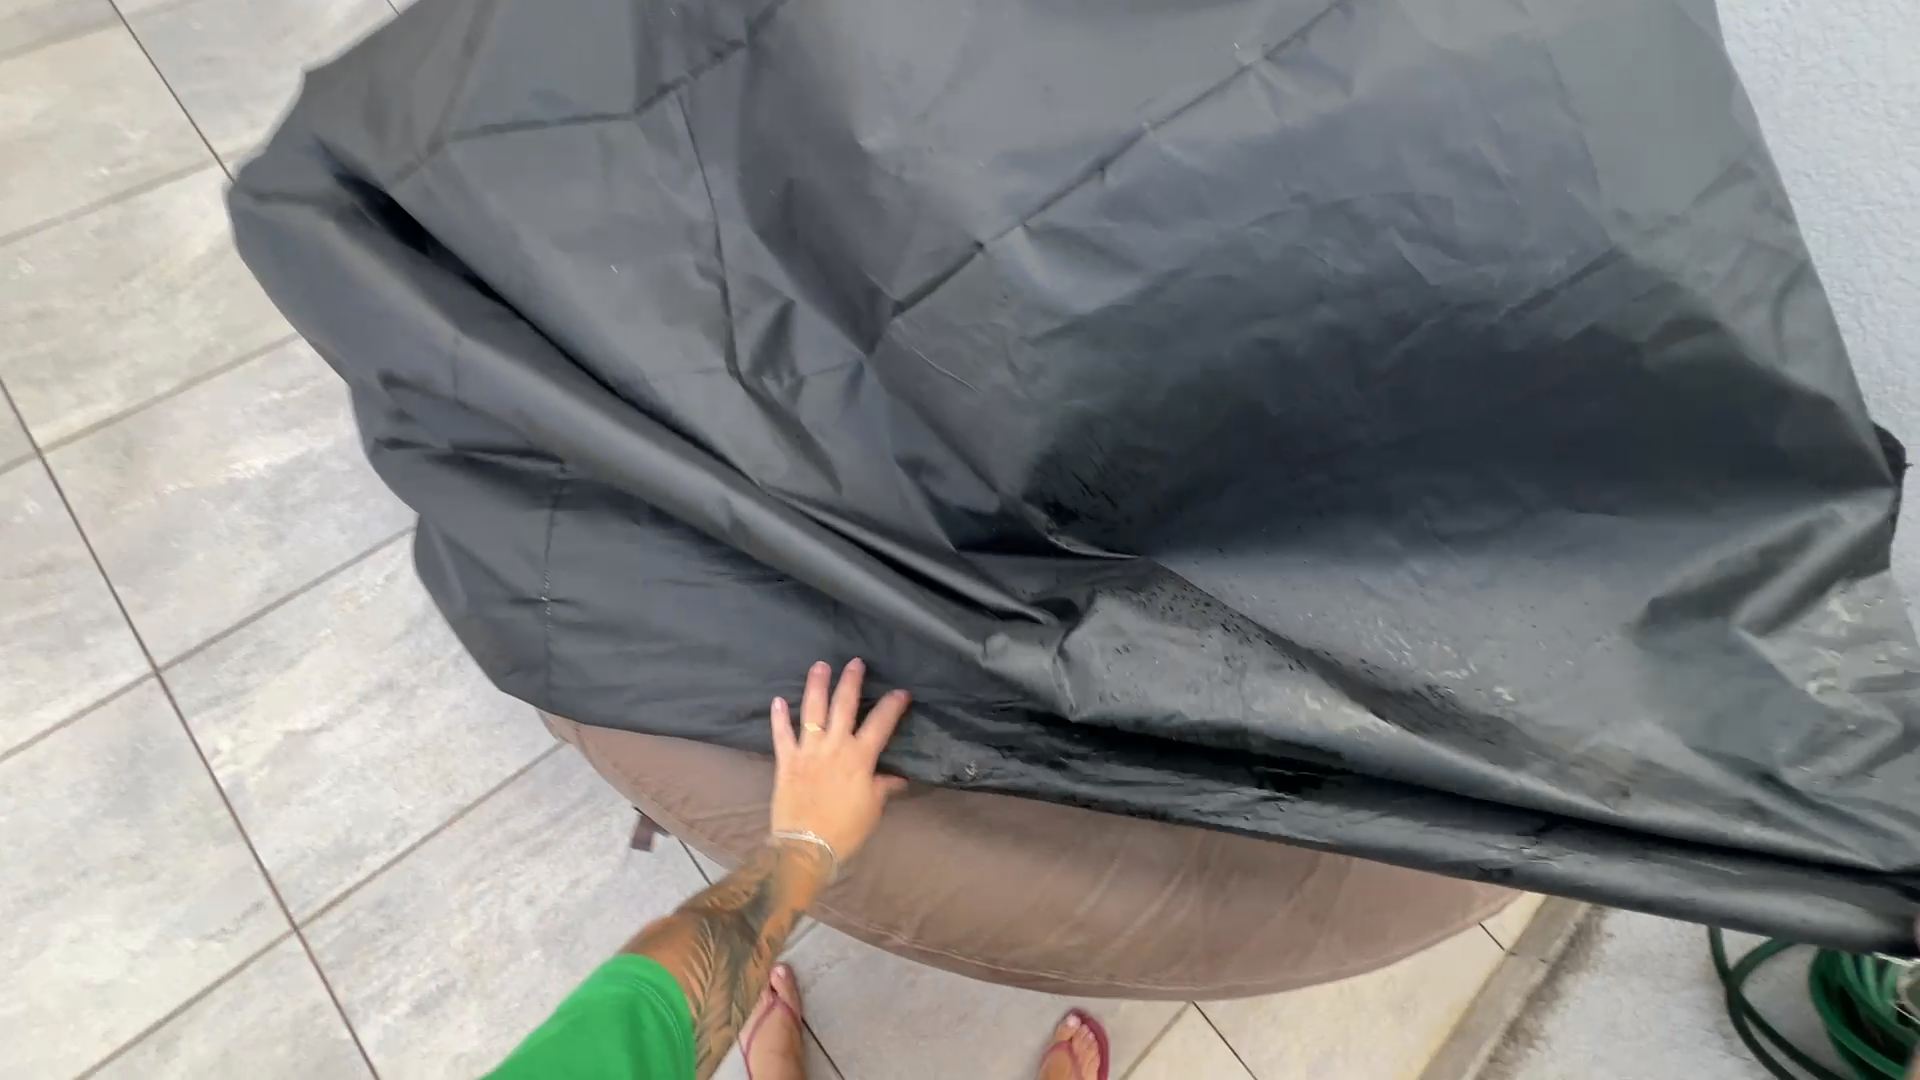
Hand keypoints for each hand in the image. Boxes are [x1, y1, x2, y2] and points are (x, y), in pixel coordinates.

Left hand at [768, 659, 910, 867]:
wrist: (805, 848)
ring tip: (820, 666)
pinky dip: (779, 717)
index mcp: (859, 758)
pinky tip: (778, 700)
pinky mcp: (786, 762)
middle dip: (851, 681)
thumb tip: (898, 777)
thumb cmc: (845, 830)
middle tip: (855, 662)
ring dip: (816, 686)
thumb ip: (883, 787)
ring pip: (812, 711)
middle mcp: (834, 747)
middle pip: (844, 706)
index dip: (893, 705)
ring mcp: (808, 752)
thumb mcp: (872, 809)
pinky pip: (781, 735)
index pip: (881, 724)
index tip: (902, 691)